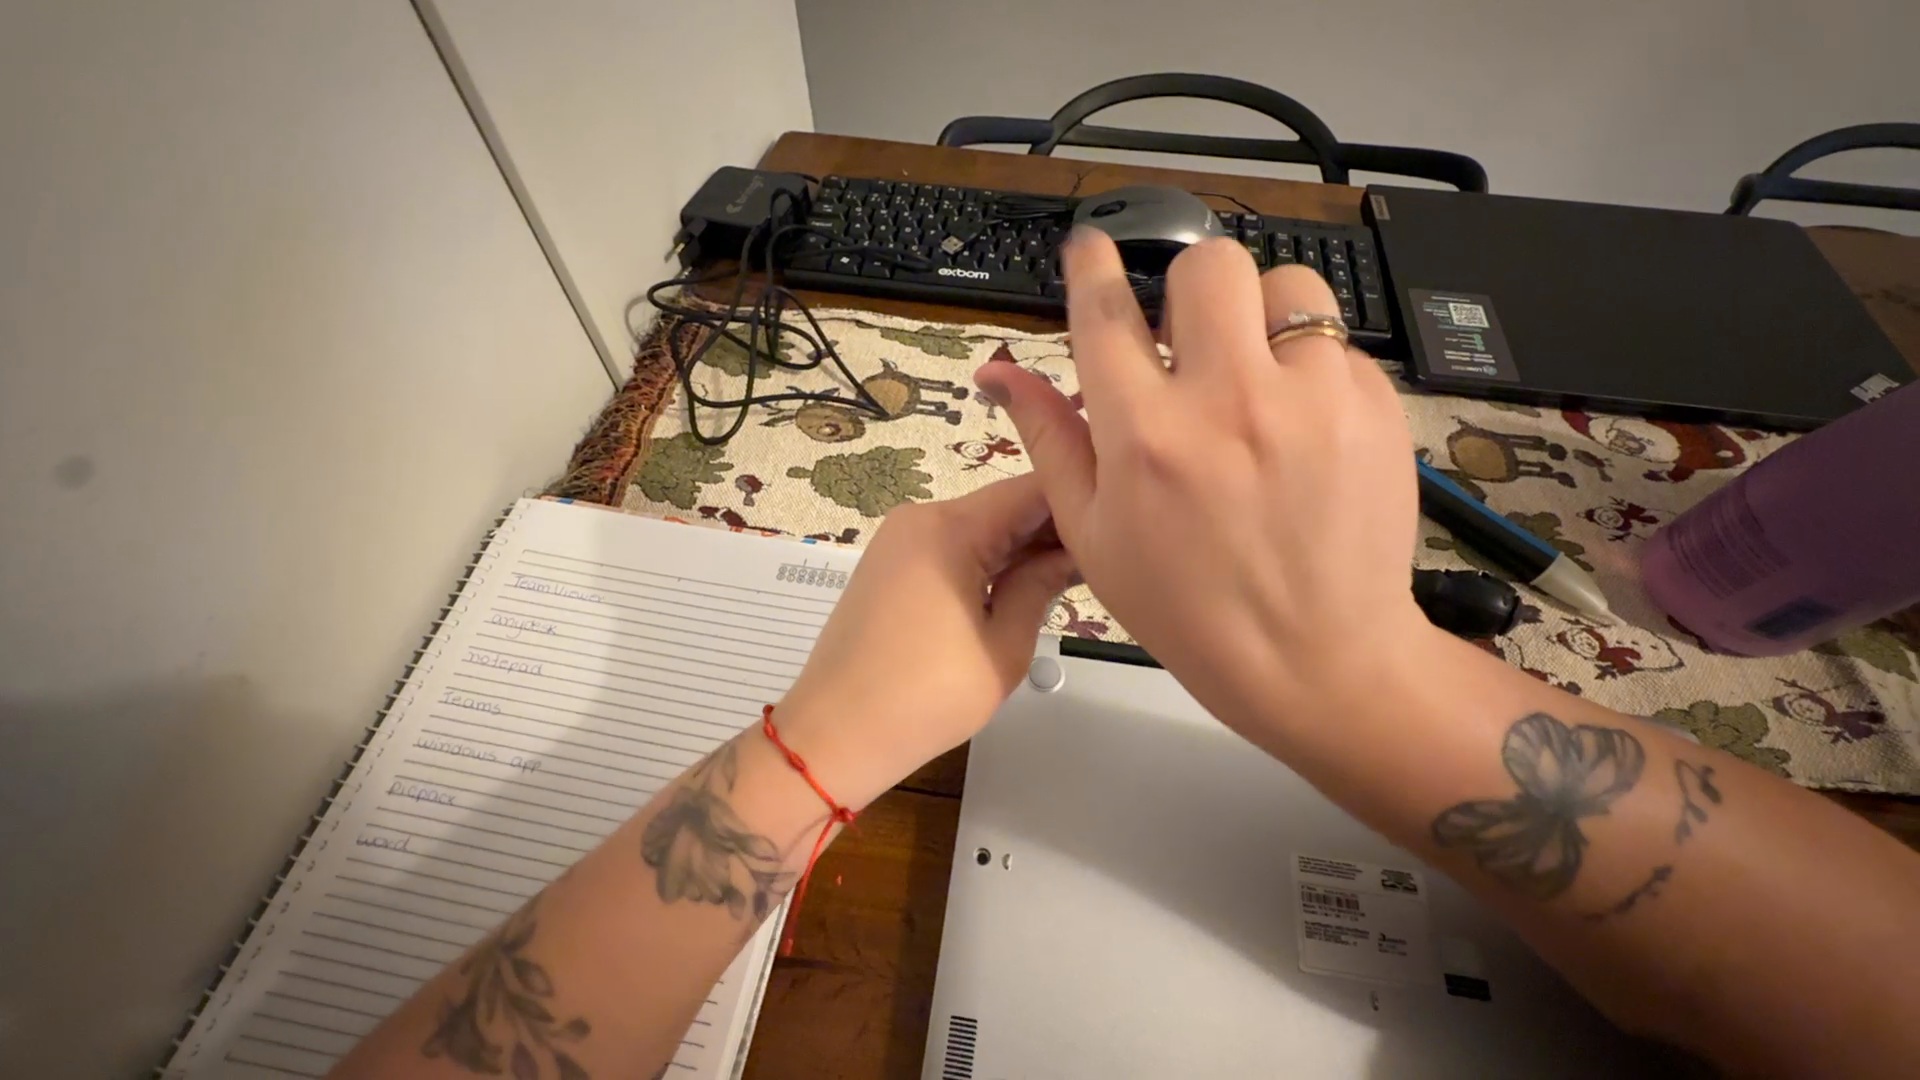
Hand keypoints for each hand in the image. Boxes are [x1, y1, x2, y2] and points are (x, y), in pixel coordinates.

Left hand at [773, 474, 1075, 806]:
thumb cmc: (924, 698)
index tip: (1119, 528)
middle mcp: (921, 517)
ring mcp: (900, 539)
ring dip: (1021, 548)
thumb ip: (1041, 585)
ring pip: (979, 527)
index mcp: (950, 528)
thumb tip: (1074, 553)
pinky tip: (1019, 586)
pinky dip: (987, 561)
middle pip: (1004, 506)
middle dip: (1052, 530)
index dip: (1080, 502)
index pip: (1032, 490)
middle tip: (1104, 562)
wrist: (832, 735)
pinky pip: (951, 547)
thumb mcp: (1004, 646)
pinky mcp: (890, 564)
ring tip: (1069, 578)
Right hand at [974, 228, 1432, 744]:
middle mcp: (1227, 401)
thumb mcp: (1092, 534)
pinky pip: (1335, 344)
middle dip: (1186, 289)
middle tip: (1187, 337)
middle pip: (1207, 266)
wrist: (1313, 657)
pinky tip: (1299, 427)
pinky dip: (1308, 368)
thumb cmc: (1184, 606)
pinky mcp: (1373, 408)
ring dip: (1258, 317)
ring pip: (1285, 286)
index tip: (1093, 247)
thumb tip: (1001, 374)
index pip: (1106, 313)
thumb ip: (1049, 439)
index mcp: (1144, 437)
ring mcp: (1310, 398)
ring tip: (1253, 376)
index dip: (1093, 266)